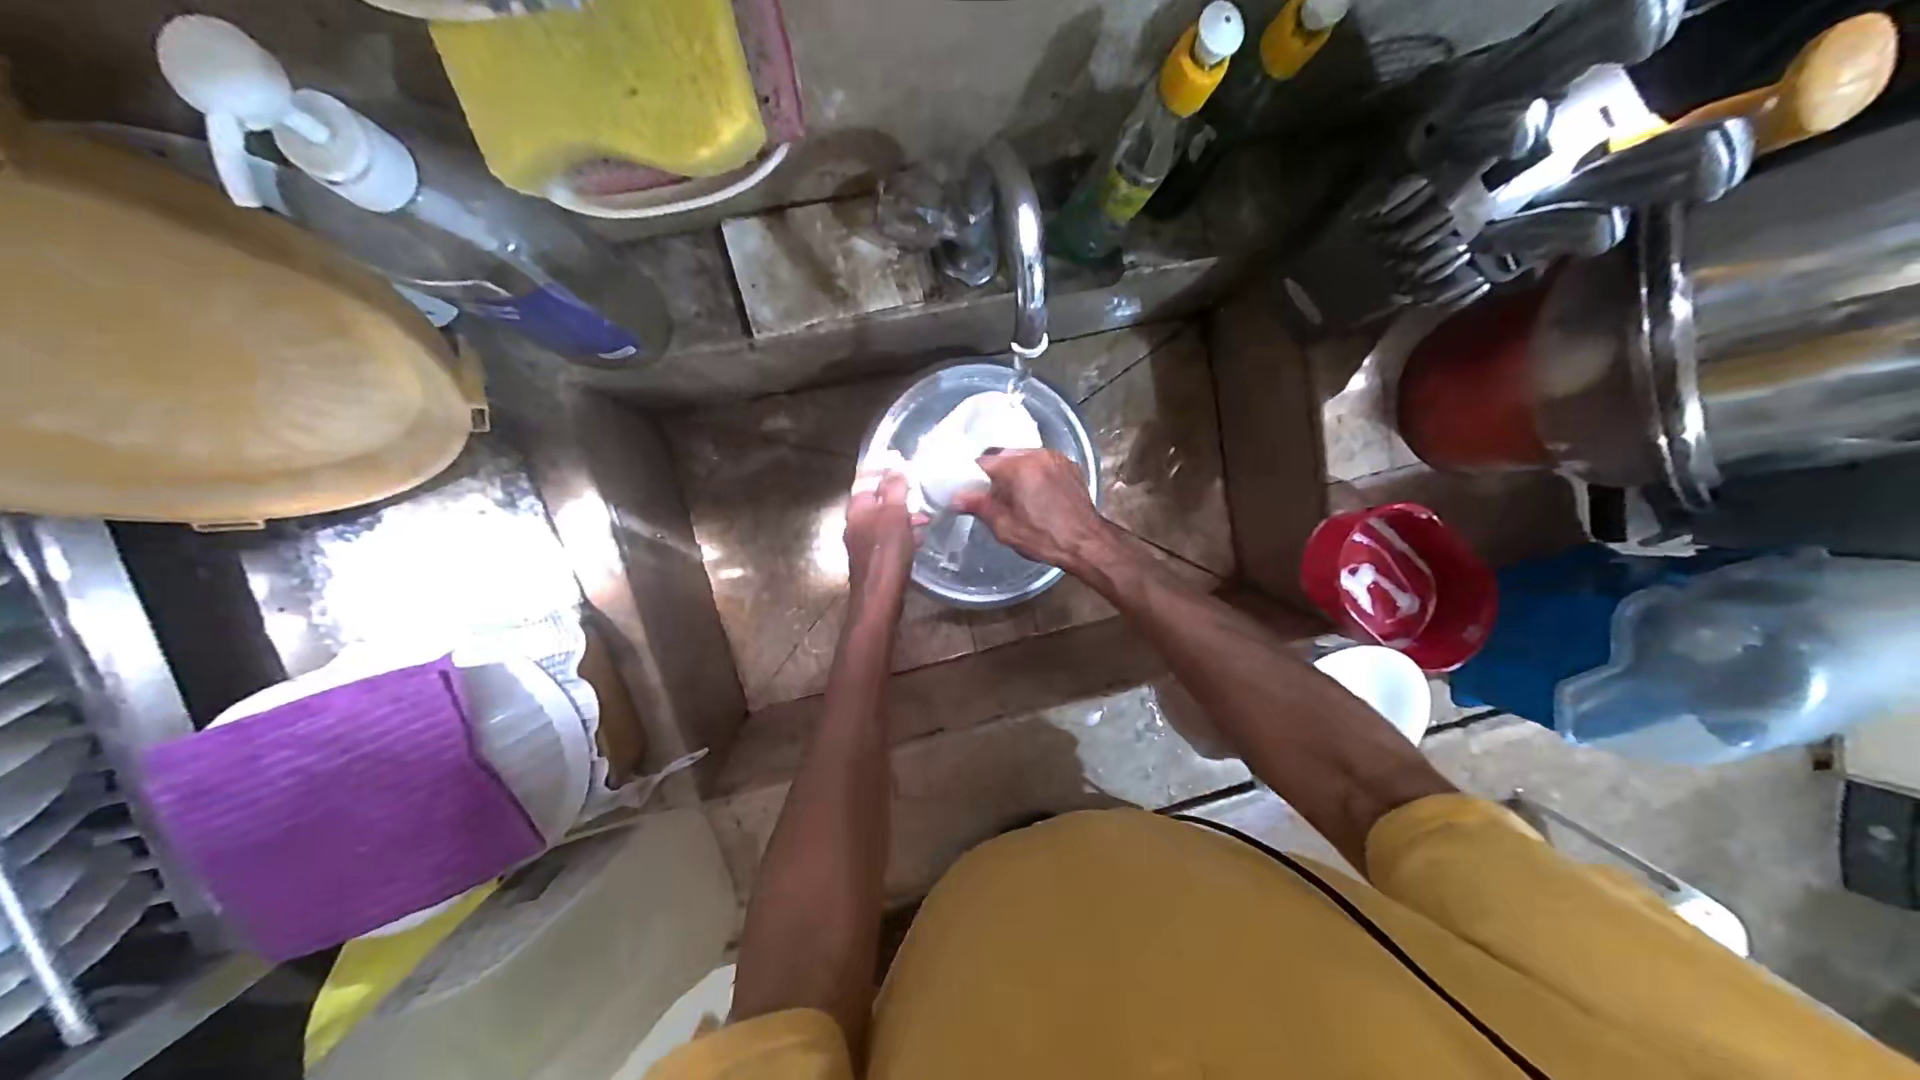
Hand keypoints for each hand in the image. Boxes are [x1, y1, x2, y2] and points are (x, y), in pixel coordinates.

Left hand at [844, 471, 918, 603]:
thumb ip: (895, 489)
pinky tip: (918, 539)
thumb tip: (896, 469)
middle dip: (898, 497)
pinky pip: (889, 540)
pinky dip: (903, 535)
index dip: (884, 473)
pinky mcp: (873, 560)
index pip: (866, 481)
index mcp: (856, 510)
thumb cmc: (887, 551)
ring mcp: (863, 544)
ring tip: (925, 518)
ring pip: (884, 522)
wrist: (880, 597)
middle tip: (919, 494)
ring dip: (904, 517)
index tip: (904, 468)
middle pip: (877, 502)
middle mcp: (855, 525)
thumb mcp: (895, 514)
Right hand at [949, 449, 1113, 572]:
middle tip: (993, 496)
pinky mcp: (1069, 465)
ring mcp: (1056, 458)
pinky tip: (1037, 493)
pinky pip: (1043, 463)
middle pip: (1004, 456)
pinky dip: (1035, 473)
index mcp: (1017, 467)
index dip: (974, 477)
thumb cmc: (1044, 537)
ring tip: (1016, 496)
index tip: (972, 491)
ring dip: (1016, 471)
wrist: (1087, 543)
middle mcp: (1037, 454)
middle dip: (996, 473)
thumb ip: (979, 506)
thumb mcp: (1005, 527)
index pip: (983, 462)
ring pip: (1024, 457)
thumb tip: (957, 497)